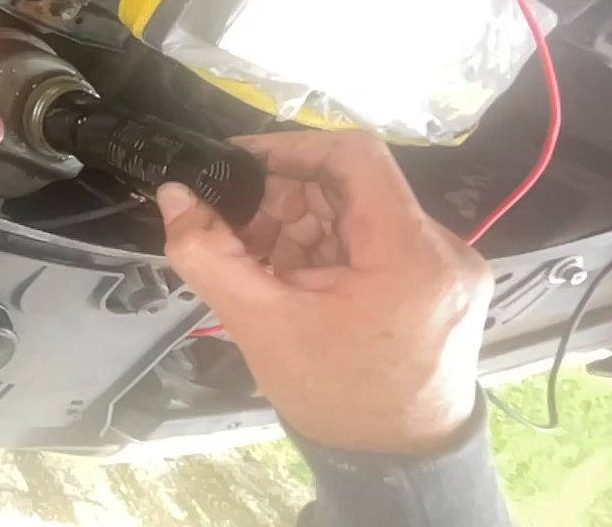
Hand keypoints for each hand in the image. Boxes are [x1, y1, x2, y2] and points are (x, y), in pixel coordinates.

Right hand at [158, 130, 492, 454]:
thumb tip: (173, 194)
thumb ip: (205, 250)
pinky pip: (359, 235)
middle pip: (344, 182)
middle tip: (231, 227)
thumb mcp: (255, 319)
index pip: (353, 154)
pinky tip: (282, 273)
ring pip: (347, 207)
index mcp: (409, 254)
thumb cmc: (334, 393)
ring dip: (289, 221)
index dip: (289, 145)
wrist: (394, 465)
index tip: (238, 165)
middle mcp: (438, 249)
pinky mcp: (427, 280)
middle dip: (278, 196)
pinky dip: (312, 242)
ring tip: (254, 258)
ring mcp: (437, 265)